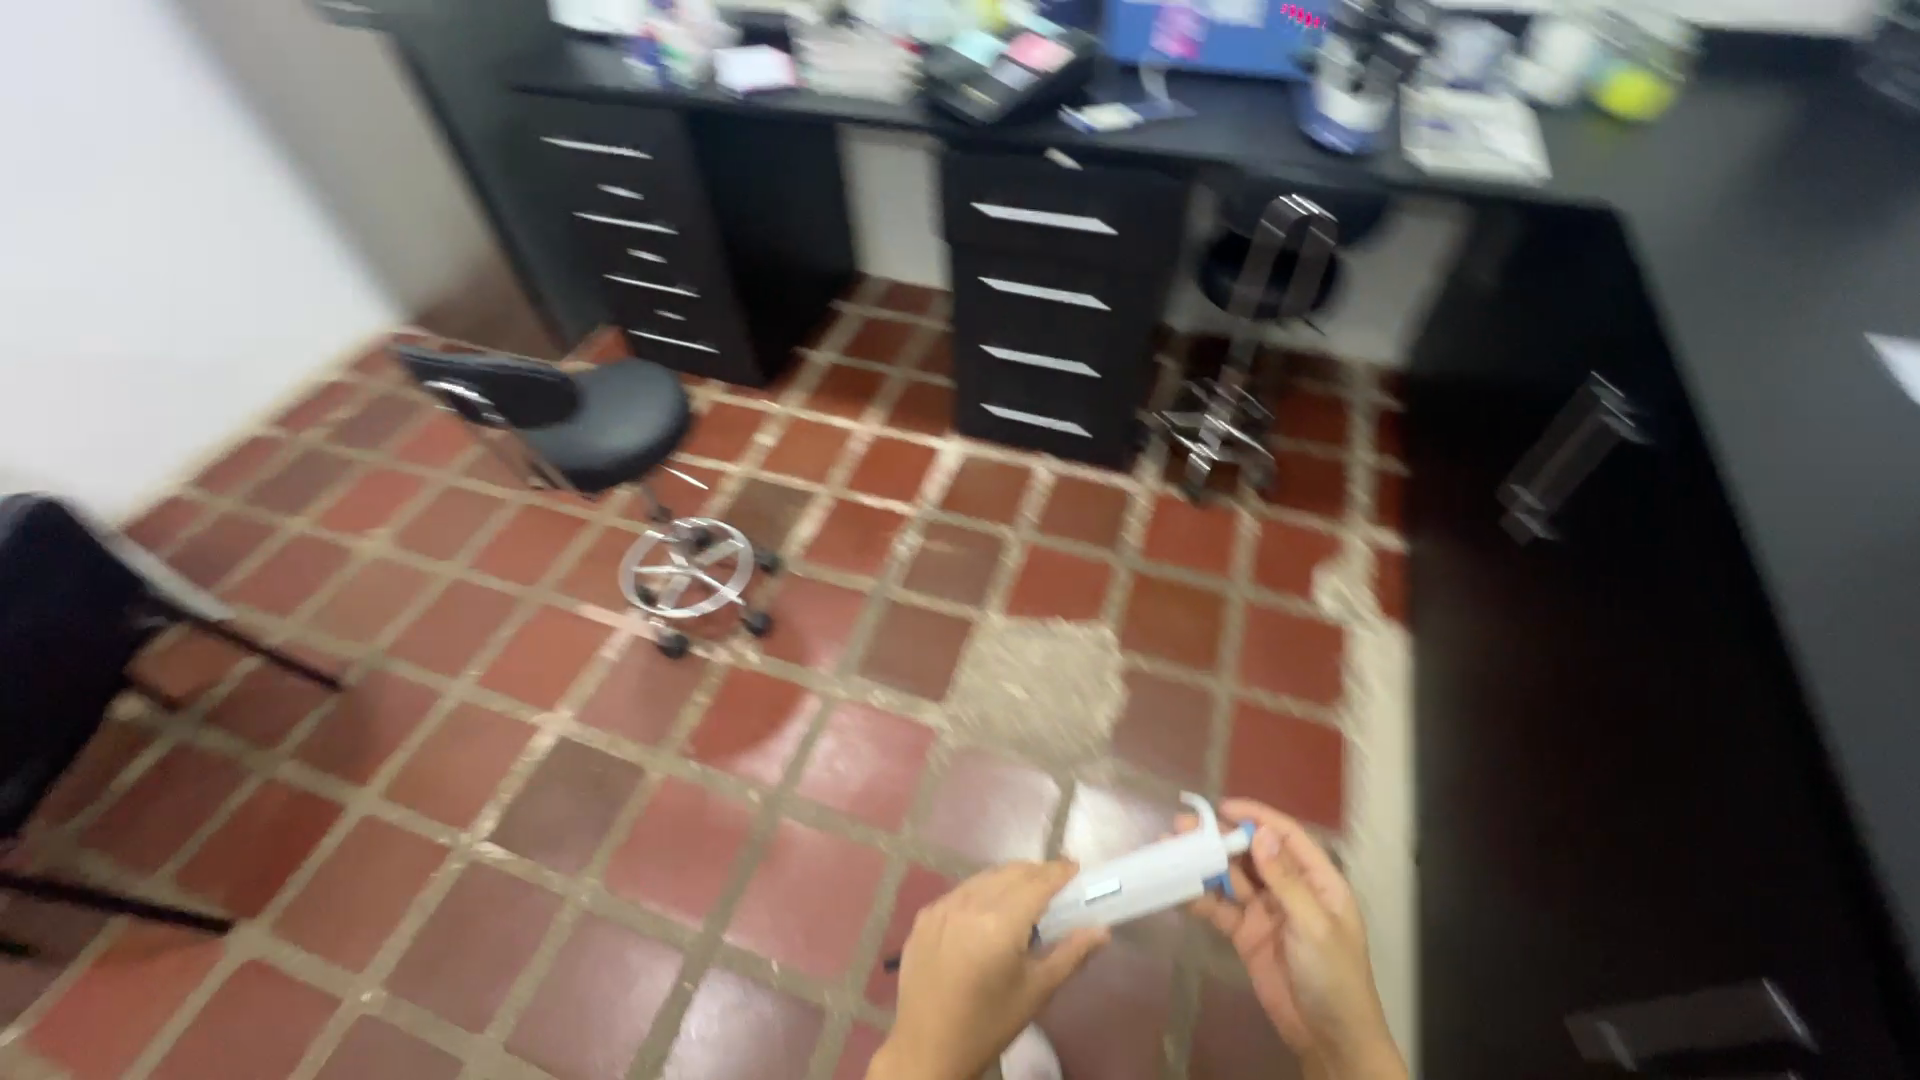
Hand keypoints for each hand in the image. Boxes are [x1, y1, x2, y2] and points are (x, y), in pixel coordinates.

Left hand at [869, 861, 1108, 1079]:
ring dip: (1009, 879)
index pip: (1037, 883)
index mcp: (1000, 923)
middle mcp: (969, 904)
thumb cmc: (989, 1024)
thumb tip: (1102, 930)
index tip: (1076, 870)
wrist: (927, 1049)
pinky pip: (961, 891)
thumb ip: (1071, 954)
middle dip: (1036, 874)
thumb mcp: (1036, 992)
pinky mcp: (924, 916)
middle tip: (1056, 887)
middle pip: (1011, 873)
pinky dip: (982, 892)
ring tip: (1026, 896)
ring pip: (984, 878)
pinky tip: (989, 912)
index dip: (1059, 872)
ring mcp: (942, 907)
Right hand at [1183, 800, 1404, 1079]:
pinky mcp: (1246, 935)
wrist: (1330, 1041)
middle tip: (1184, 827)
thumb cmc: (1335, 978)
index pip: (1286, 837)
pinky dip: (1200, 898)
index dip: (1257, 817)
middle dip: (1220, 839)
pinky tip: (1179, 888)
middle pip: (1252, 854)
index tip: (1223, 807)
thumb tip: (1261, 834)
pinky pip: (1220, 909)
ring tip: (1173, 850)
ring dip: (1205, 864)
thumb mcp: (1314, 927)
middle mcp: (1290, 891)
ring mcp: (1266, 913)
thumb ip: (1285, 881)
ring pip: (1232, 878)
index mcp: (1318, 882)